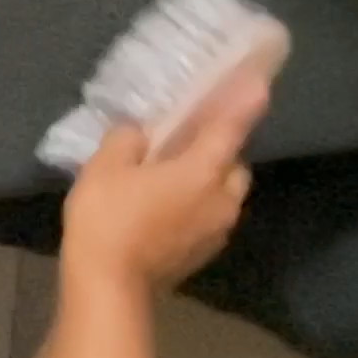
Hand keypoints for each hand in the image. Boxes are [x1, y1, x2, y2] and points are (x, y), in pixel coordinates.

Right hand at [61, 72, 269, 294]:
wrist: (111, 276)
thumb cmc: (106, 215)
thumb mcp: (101, 169)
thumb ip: (124, 143)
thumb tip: (137, 131)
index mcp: (200, 171)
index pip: (228, 130)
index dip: (240, 105)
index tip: (256, 82)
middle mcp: (222, 196)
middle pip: (230, 164)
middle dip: (213, 152)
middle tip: (179, 145)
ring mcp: (218, 226)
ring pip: (220, 192)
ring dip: (200, 180)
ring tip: (162, 179)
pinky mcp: (205, 247)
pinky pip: (205, 214)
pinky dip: (189, 204)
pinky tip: (156, 209)